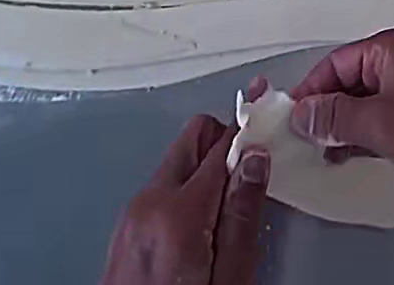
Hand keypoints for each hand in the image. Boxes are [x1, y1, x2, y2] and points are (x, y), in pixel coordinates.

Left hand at [99, 111, 270, 284]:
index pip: (222, 144)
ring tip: (225, 212)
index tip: (269, 124)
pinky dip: (187, 189)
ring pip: (180, 159)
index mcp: (178, 212)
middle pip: (194, 135)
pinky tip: (201, 227)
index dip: (250, 132)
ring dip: (206, 169)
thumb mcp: (231, 281)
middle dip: (224, 144)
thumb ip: (243, 214)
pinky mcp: (125, 232)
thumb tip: (255, 157)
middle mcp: (149, 203)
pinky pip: (164, 186)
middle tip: (247, 176)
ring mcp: (132, 217)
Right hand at [286, 28, 393, 196]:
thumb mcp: (380, 123)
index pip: (334, 62)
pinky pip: (374, 118)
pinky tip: (345, 152)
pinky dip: (356, 134)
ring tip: (320, 148)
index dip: (310, 90)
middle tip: (302, 136)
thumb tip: (306, 112)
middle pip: (345, 80)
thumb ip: (335, 117)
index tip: (290, 117)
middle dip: (323, 109)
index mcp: (389, 49)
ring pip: (358, 101)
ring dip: (338, 125)